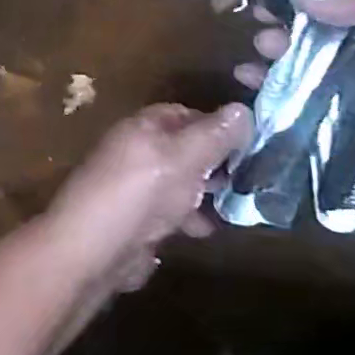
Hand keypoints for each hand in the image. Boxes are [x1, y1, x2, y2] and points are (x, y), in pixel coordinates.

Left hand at [45, 103, 251, 292]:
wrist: (97, 245)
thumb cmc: (141, 192)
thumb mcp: (182, 158)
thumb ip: (212, 136)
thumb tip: (241, 108)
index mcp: (139, 129)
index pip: (180, 114)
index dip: (215, 124)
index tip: (254, 140)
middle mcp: (135, 153)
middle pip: (182, 148)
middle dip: (217, 161)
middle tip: (257, 177)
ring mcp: (135, 186)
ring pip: (181, 181)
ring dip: (209, 193)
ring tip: (242, 205)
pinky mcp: (139, 218)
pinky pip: (173, 211)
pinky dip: (193, 218)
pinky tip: (208, 230)